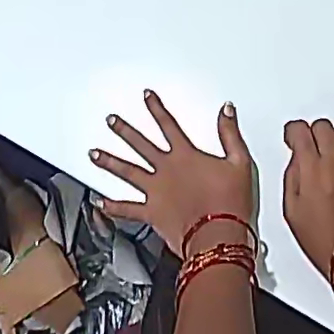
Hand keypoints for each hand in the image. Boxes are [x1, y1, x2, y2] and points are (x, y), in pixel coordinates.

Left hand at [91, 90, 256, 255]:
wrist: (218, 237)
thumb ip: (230, 134)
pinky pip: (128, 209)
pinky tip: (100, 201)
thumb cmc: (230, 203)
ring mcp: (155, 191)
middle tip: (111, 120)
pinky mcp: (152, 213)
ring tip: (94, 154)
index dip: (156, 108)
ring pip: (127, 172)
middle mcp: (166, 170)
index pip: (167, 125)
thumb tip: (226, 111)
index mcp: (185, 156)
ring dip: (109, 162)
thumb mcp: (239, 163)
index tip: (146, 96)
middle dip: (124, 130)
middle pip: (140, 145)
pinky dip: (112, 206)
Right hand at [282, 119, 333, 280]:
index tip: (292, 137)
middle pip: (323, 126)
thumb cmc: (324, 241)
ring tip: (330, 150)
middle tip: (309, 144)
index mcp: (311, 168)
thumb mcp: (291, 210)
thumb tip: (296, 161)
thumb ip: (291, 177)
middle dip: (312, 132)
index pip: (300, 130)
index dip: (293, 131)